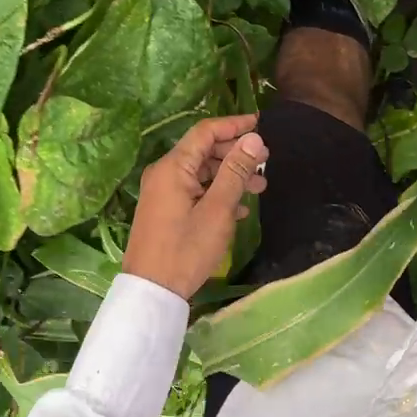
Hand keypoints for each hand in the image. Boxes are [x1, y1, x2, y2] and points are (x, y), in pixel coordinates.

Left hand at [122, 116, 267, 299]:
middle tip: (266, 160)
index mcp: (173, 166)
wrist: (151, 293)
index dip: (233, 125)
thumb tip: (253, 138)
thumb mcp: (217, 210)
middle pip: (204, 150)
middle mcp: (164, 173)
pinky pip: (194, 190)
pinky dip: (217, 193)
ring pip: (201, 172)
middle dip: (235, 153)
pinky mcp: (164, 210)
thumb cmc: (186, 249)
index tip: (259, 124)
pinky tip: (239, 208)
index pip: (205, 131)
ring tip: (260, 187)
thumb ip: (235, 171)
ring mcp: (162, 192)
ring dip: (230, 176)